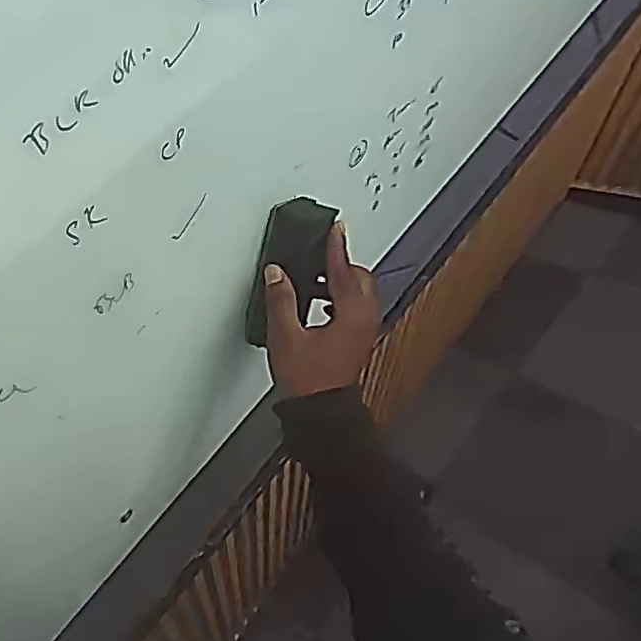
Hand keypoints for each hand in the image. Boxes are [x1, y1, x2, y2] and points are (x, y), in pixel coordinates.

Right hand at [262, 221, 380, 397]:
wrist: (320, 412)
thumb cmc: (308, 380)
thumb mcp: (286, 335)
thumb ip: (281, 299)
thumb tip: (277, 273)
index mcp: (351, 315)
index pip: (344, 270)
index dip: (336, 247)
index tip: (336, 228)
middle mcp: (364, 321)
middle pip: (359, 279)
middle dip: (341, 263)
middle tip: (323, 251)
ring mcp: (363, 332)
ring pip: (359, 293)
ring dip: (341, 280)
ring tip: (317, 274)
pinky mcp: (357, 341)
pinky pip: (354, 307)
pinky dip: (340, 296)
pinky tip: (320, 301)